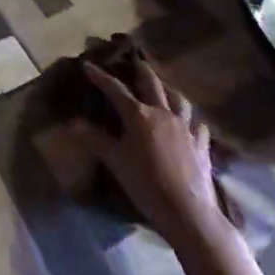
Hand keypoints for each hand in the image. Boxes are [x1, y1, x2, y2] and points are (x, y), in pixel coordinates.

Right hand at [67, 61, 226, 240]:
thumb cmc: (146, 183)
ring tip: (164, 88)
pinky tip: (189, 123)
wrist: (188, 212)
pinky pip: (197, 125)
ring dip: (169, 90)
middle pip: (152, 83)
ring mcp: (185, 128)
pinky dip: (191, 119)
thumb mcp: (115, 161)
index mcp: (138, 114)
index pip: (115, 89)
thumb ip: (95, 140)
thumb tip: (73, 124)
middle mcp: (163, 113)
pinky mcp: (202, 145)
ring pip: (179, 100)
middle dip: (141, 70)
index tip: (88, 65)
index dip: (101, 76)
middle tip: (135, 61)